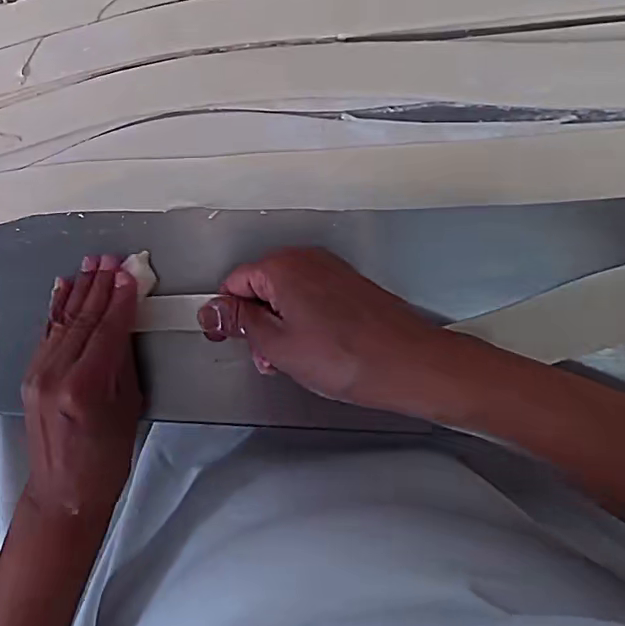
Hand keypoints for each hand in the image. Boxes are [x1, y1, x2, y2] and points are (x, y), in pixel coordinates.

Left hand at [20, 255, 143, 518]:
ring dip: (80, 289)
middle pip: (83, 318)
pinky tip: (65, 287)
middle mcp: (56, 375)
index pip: (107, 329)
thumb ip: (124, 360)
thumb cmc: (104, 462)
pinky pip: (47, 332)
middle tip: (113, 260)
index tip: (130, 275)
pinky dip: (57, 306)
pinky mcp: (31, 374)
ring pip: (63, 320)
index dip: (121, 298)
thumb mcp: (128, 408)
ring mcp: (39, 373)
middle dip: (100, 285)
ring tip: (93, 264)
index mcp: (84, 387)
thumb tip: (126, 321)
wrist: (62, 495)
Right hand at [198, 247, 449, 410]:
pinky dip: (306, 322)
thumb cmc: (352, 358)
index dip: (228, 315)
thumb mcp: (277, 346)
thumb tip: (212, 308)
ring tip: (298, 359)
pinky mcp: (348, 285)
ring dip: (282, 326)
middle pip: (259, 286)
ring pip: (286, 294)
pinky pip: (311, 297)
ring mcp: (330, 270)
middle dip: (258, 323)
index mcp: (282, 267)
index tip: (234, 340)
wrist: (412, 366)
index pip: (233, 283)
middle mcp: (306, 259)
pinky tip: (319, 350)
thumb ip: (239, 322)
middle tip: (270, 358)